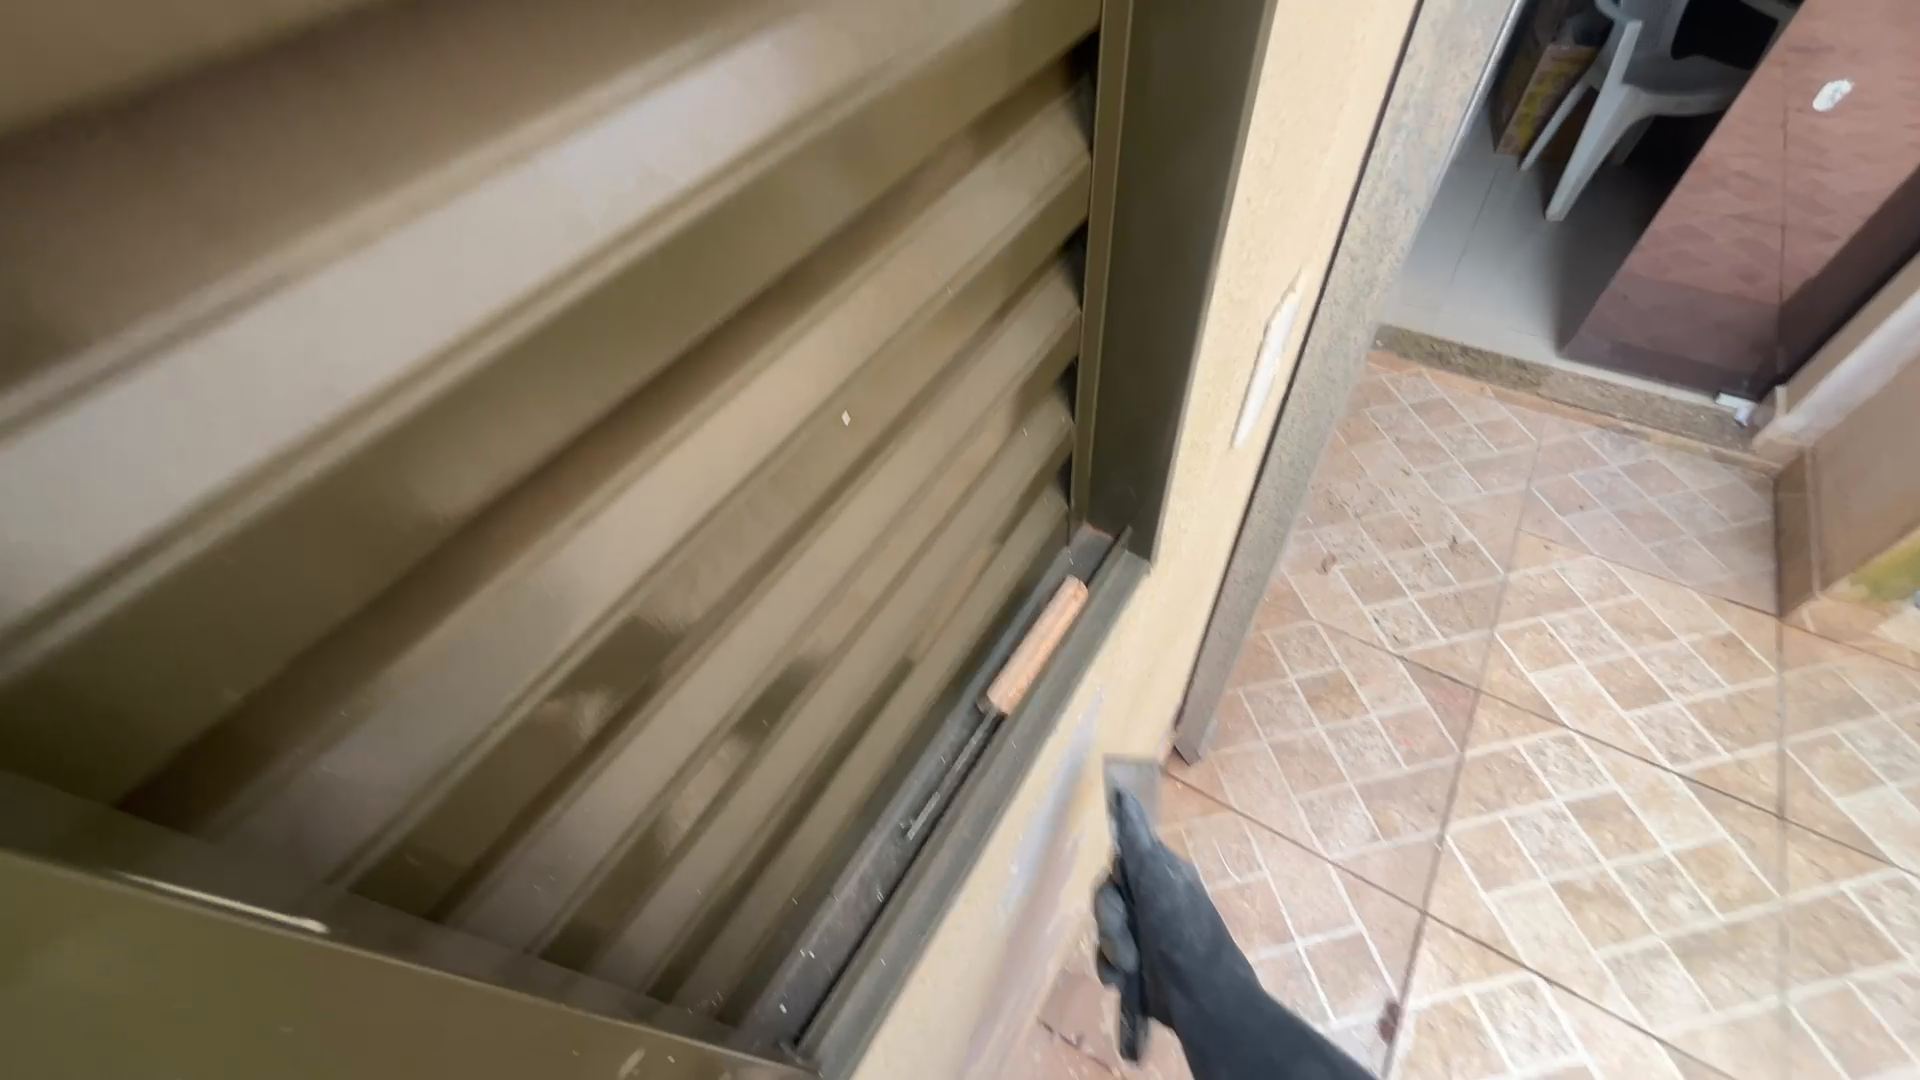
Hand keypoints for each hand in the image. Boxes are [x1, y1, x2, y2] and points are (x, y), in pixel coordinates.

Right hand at [1094, 788, 1256, 1055]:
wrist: (1204, 999)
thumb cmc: (1184, 932)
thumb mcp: (1158, 878)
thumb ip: (1137, 840)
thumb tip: (1124, 793)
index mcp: (1161, 874)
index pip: (1121, 860)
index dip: (1113, 877)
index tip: (1117, 888)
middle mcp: (1151, 900)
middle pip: (1107, 895)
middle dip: (1110, 920)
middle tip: (1125, 941)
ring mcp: (1144, 933)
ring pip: (1104, 927)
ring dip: (1111, 947)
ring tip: (1128, 966)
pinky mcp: (1136, 966)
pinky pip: (1106, 956)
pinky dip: (1110, 968)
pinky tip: (1121, 979)